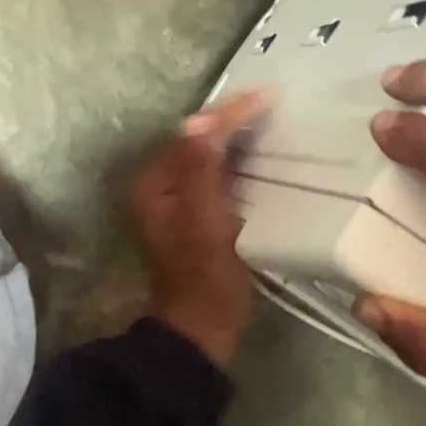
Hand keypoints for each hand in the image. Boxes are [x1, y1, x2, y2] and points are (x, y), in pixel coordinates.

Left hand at [130, 90, 274, 366]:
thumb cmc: (204, 279)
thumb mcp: (205, 224)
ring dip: (235, 135)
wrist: (202, 329)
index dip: (227, 114)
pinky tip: (261, 151)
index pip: (191, 135)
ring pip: (206, 153)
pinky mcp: (194, 211)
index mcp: (153, 184)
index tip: (266, 95)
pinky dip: (236, 158)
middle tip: (272, 99)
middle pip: (196, 139)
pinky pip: (214, 171)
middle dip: (231, 118)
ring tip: (271, 115)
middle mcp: (157, 185)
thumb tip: (200, 121)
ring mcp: (174, 199)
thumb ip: (201, 172)